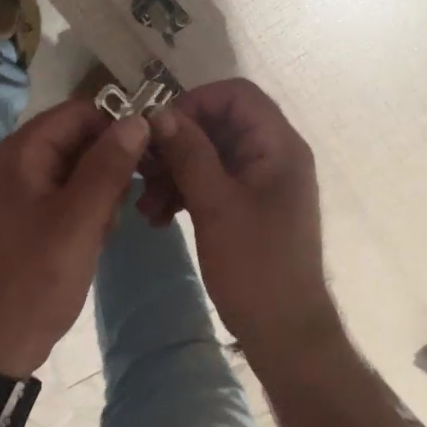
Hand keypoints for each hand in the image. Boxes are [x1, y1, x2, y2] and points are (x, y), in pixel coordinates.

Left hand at [0, 100, 149, 376]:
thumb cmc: (35, 280)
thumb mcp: (79, 221)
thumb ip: (109, 167)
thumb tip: (138, 120)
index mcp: (15, 154)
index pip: (77, 114)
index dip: (116, 129)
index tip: (148, 159)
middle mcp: (6, 164)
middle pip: (73, 141)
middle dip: (107, 168)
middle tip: (121, 208)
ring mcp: (8, 193)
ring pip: (70, 172)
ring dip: (97, 195)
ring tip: (103, 232)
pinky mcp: (14, 220)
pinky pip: (57, 198)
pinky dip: (80, 213)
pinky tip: (90, 241)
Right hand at [141, 79, 340, 360]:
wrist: (284, 330)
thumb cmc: (256, 266)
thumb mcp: (216, 205)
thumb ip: (189, 153)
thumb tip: (159, 113)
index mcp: (279, 146)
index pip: (236, 96)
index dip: (194, 104)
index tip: (158, 131)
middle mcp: (274, 156)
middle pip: (219, 126)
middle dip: (176, 145)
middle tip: (142, 172)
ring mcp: (262, 184)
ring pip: (210, 157)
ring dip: (175, 173)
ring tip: (146, 206)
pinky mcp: (249, 209)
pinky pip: (213, 184)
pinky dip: (185, 194)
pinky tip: (159, 217)